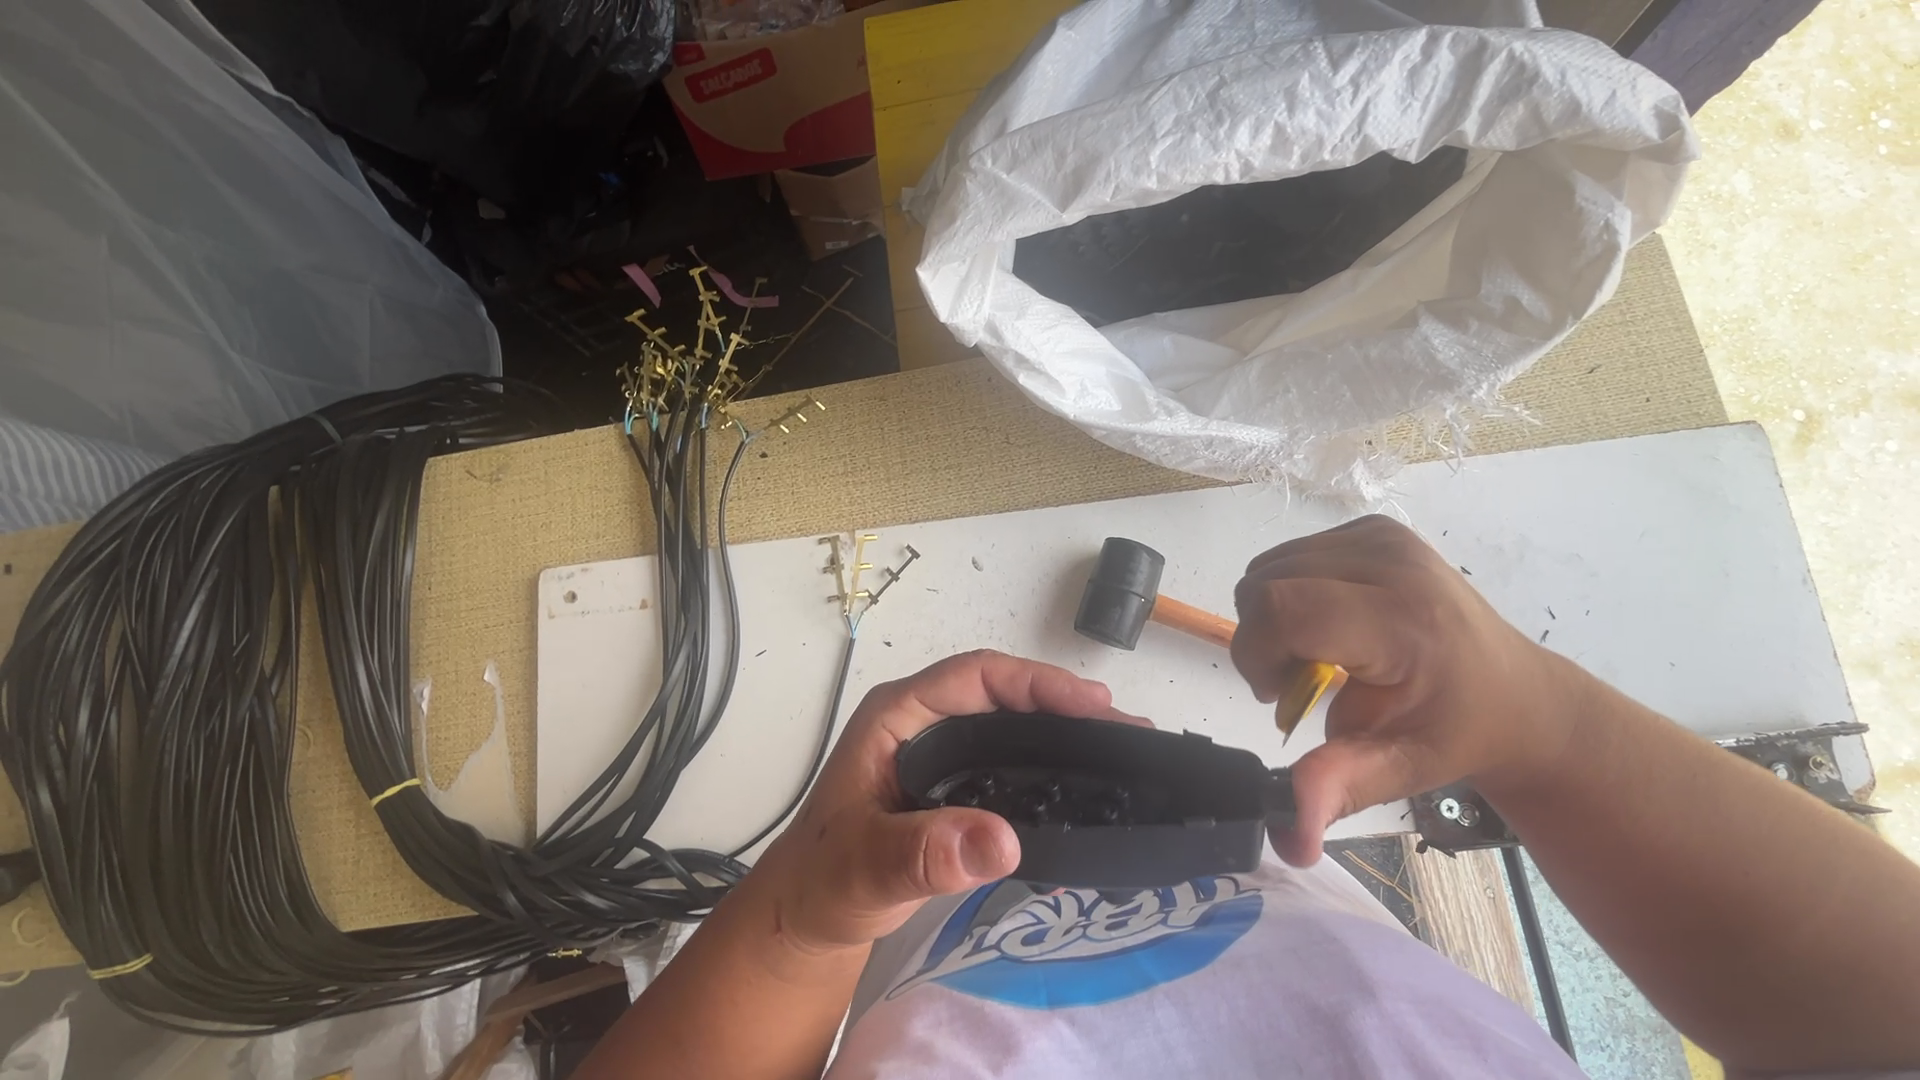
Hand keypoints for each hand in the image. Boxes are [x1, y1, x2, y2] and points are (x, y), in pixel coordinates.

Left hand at [750, 650, 1113, 954]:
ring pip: (1013, 729)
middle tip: (1128, 730)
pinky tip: (1085, 788)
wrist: (809, 916)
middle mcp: (925, 724)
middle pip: (1005, 696)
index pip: (975, 677)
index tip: (1092, 704)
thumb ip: (922, 854)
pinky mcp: (956, 788)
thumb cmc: (823, 881)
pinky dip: (1050, 770)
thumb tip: (1002, 841)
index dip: (1035, 683)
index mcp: (898, 716)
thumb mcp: (864, 867)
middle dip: (1066, 707)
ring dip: (1065, 737)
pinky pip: (1012, 765)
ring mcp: (942, 755)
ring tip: (1123, 753)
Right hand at [1231, 515, 1580, 865]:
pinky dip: (1291, 594)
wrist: (1519, 692)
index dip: (1258, 653)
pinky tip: (1329, 625)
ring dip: (1273, 618)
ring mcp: (1382, 536)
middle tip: (1300, 684)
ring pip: (1268, 569)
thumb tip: (1289, 839)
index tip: (1282, 696)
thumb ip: (1338, 786)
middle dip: (1261, 641)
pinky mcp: (1373, 528)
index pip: (1280, 609)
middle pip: (1262, 586)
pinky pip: (1290, 557)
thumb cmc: (1458, 733)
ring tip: (1316, 655)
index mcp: (1401, 620)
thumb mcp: (1402, 767)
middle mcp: (1390, 561)